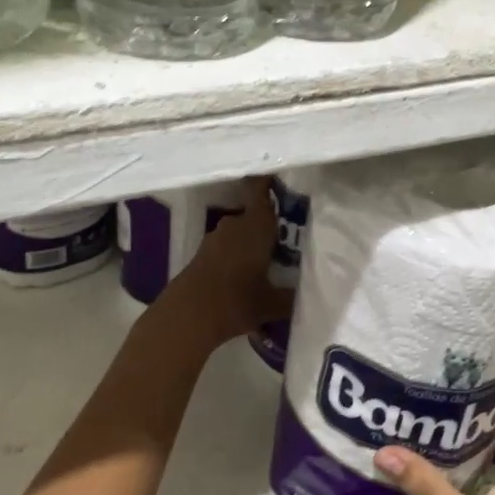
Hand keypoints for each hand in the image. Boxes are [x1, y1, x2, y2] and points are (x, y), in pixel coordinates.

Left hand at [150, 176, 292, 347]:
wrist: (186, 317)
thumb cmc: (235, 302)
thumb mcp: (272, 304)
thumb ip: (292, 297)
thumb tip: (308, 295)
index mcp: (255, 226)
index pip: (261, 190)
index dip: (270, 180)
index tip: (284, 177)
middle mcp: (234, 225)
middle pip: (255, 214)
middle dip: (272, 222)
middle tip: (293, 234)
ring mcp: (215, 239)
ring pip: (241, 231)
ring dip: (255, 240)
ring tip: (275, 257)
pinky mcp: (203, 255)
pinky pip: (228, 246)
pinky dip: (240, 254)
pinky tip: (251, 272)